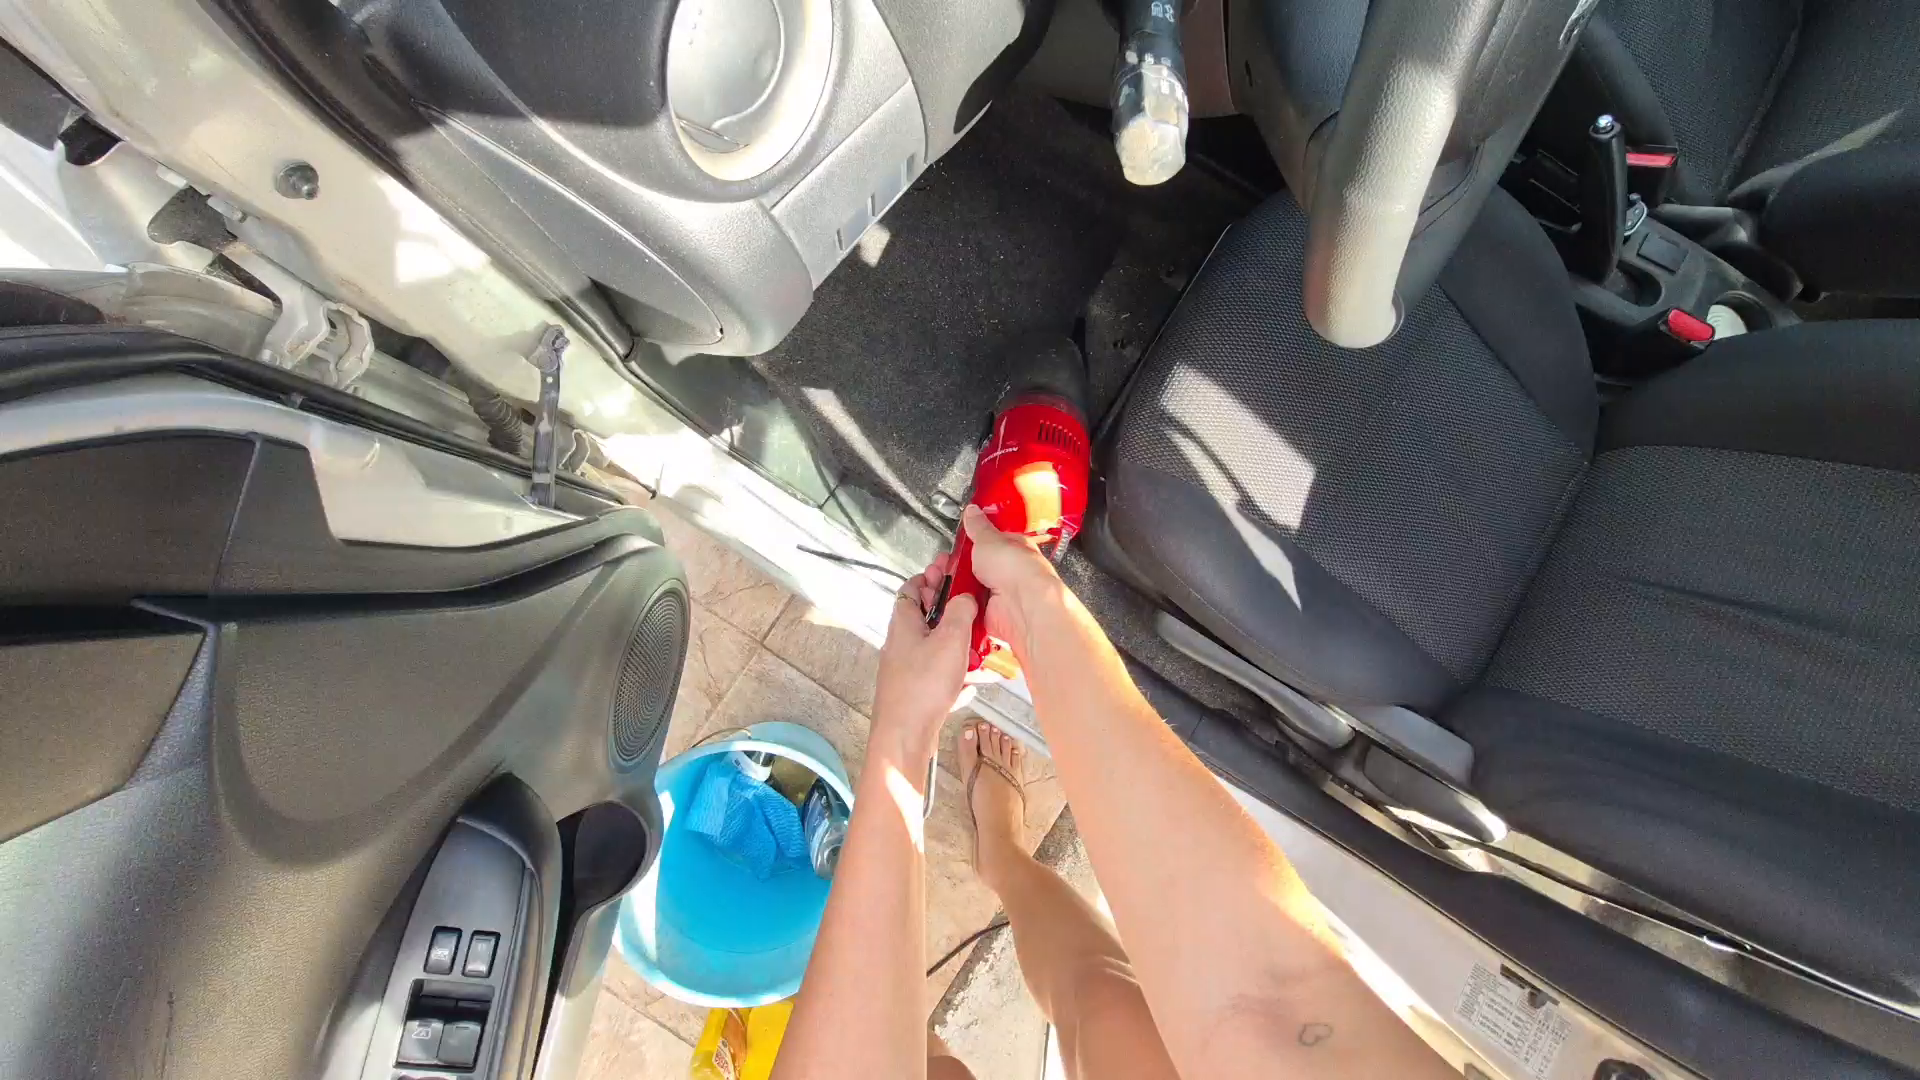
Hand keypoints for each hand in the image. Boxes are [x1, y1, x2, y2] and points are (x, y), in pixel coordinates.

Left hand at [870, 554, 978, 762]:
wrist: (905, 738)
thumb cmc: (922, 687)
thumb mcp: (950, 639)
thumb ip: (961, 611)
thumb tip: (965, 597)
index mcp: (904, 622)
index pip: (912, 587)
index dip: (932, 576)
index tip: (952, 570)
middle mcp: (901, 642)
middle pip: (927, 616)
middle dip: (953, 612)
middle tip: (974, 610)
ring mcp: (906, 668)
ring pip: (936, 646)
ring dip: (959, 644)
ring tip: (980, 649)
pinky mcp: (915, 691)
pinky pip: (939, 673)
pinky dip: (957, 672)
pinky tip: (972, 682)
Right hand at [959, 505, 1065, 658]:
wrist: (1023, 604)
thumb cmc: (1018, 569)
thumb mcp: (989, 538)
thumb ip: (978, 526)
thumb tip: (972, 511)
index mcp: (1012, 548)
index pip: (988, 540)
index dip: (970, 541)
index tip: (956, 542)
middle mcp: (1006, 572)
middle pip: (973, 566)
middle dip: (958, 566)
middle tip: (948, 564)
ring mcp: (997, 594)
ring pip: (968, 588)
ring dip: (956, 586)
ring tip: (950, 580)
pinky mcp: (989, 614)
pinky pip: (967, 608)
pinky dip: (960, 605)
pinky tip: (957, 598)